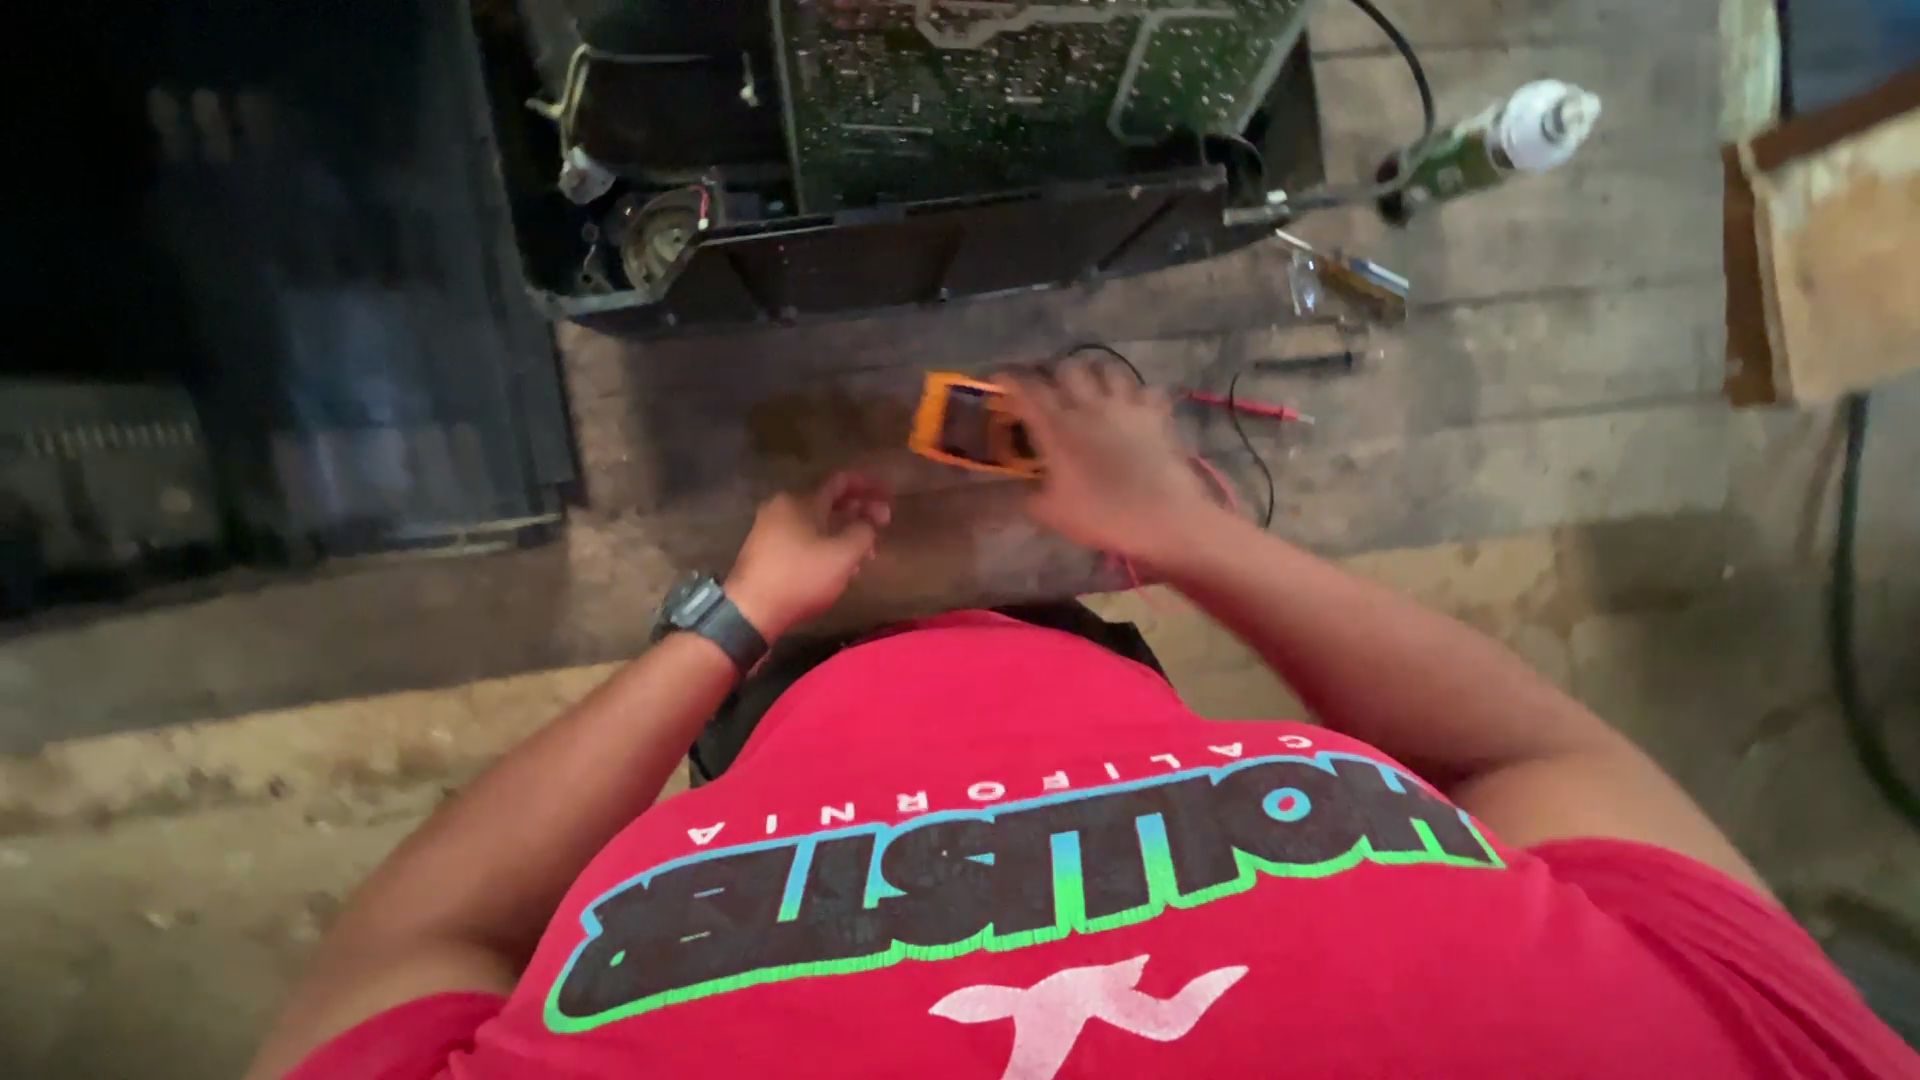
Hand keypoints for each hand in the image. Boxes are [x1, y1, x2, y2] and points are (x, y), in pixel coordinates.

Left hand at [725, 473, 890, 635]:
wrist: (750, 610)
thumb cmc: (800, 577)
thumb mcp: (843, 555)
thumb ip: (864, 532)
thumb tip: (870, 522)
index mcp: (802, 500)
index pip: (841, 481)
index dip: (868, 484)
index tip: (889, 494)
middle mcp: (783, 507)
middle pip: (830, 501)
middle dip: (860, 511)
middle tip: (883, 524)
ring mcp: (771, 528)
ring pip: (818, 523)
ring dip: (845, 532)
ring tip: (867, 553)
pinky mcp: (766, 550)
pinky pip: (804, 538)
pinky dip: (827, 544)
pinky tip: (841, 566)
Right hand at [1001, 361, 1220, 560]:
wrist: (1164, 517)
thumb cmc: (1102, 515)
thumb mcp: (1051, 513)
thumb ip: (1024, 497)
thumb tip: (1005, 492)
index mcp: (1058, 427)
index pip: (1026, 390)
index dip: (1009, 380)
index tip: (1000, 380)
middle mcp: (1090, 405)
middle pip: (1067, 368)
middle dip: (1054, 374)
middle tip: (1049, 390)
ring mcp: (1127, 405)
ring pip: (1108, 369)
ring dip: (1095, 375)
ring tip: (1091, 390)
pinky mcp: (1156, 414)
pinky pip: (1147, 390)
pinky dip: (1138, 395)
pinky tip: (1134, 408)